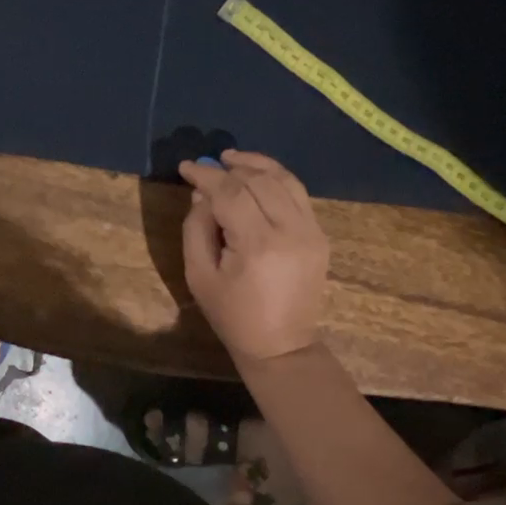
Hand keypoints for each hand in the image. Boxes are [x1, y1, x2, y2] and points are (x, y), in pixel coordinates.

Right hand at [179, 150, 329, 362]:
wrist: (281, 344)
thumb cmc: (231, 314)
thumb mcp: (199, 275)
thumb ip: (197, 229)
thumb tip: (202, 194)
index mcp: (257, 245)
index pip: (230, 192)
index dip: (206, 175)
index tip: (186, 167)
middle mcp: (290, 231)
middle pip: (259, 180)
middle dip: (230, 167)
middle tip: (207, 164)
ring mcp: (311, 231)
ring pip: (285, 180)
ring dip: (257, 165)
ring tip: (232, 159)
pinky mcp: (320, 235)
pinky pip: (299, 194)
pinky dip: (276, 179)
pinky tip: (257, 177)